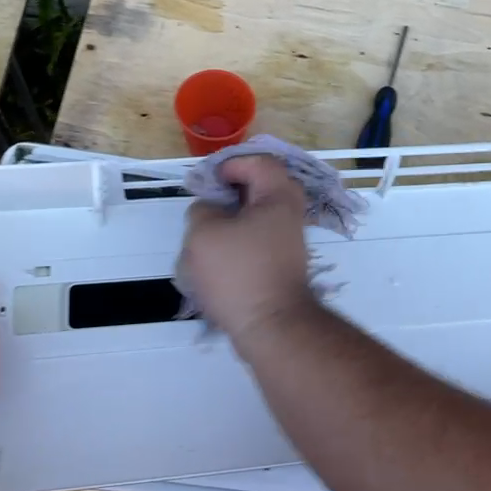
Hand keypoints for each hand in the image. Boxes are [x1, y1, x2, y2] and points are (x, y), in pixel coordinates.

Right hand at [179, 155, 317, 341]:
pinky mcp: (280, 267)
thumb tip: (210, 212)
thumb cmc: (239, 273)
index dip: (230, 165)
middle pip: (259, 190)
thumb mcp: (204, 233)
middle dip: (229, 196)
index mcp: (278, 197)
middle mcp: (289, 216)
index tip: (208, 182)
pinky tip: (215, 264)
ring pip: (255, 219)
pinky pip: (256, 244)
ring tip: (204, 240)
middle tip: (205, 206)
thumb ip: (201, 210)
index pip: (259, 163)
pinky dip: (236, 246)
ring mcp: (287, 243)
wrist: (271, 327)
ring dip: (229, 224)